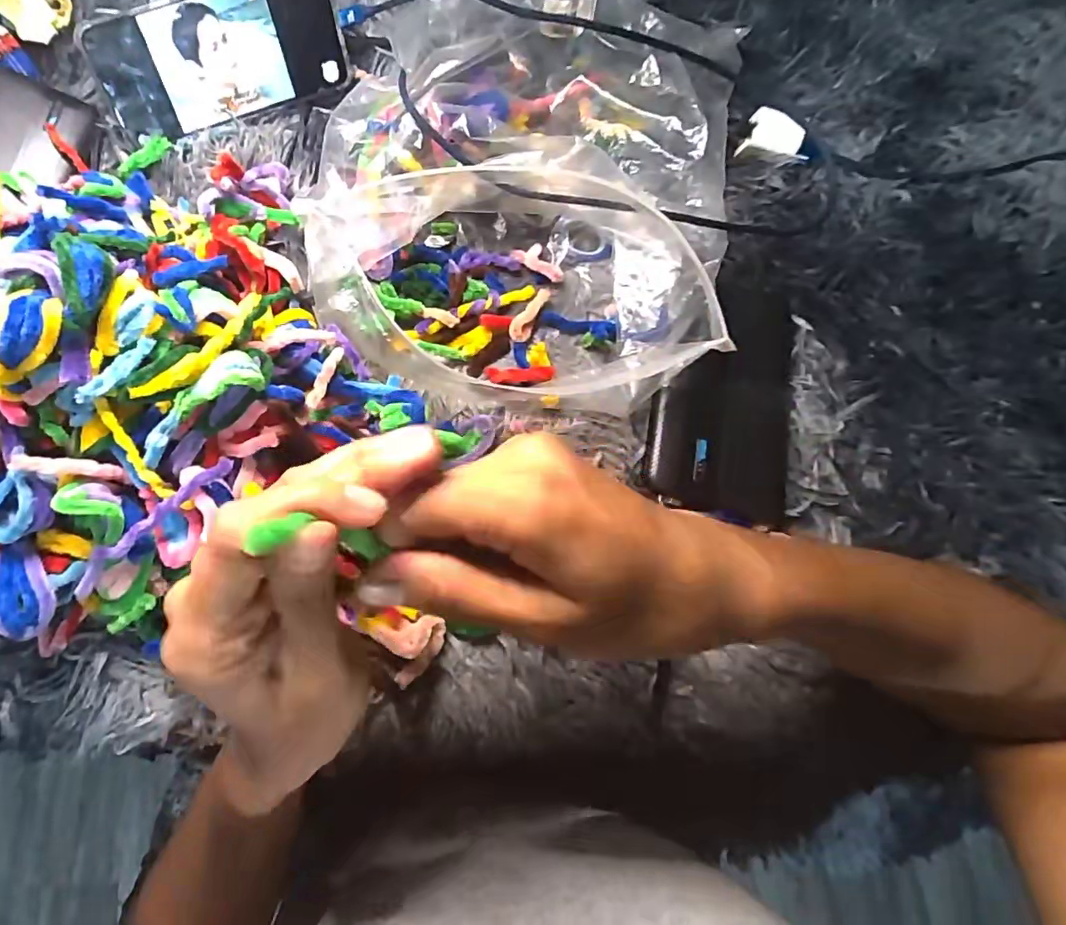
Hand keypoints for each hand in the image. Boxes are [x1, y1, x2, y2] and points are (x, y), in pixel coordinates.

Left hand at [160, 426, 442, 813]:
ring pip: (286, 494)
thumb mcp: (319, 677)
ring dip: (351, 470)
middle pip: (265, 503)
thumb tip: (318, 524)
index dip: (301, 507)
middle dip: (341, 476)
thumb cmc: (304, 728)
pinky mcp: (254, 549)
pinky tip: (388, 466)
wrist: (283, 743)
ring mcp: (225, 560)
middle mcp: (200, 580)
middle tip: (416, 452)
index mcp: (203, 627)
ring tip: (414, 449)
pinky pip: (299, 506)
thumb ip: (308, 599)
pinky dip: (347, 486)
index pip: (237, 538)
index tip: (373, 506)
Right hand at [374, 432, 771, 659]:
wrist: (697, 570)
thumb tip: (369, 578)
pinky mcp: (528, 448)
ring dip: (438, 528)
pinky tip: (491, 548)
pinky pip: (469, 479)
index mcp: (523, 497)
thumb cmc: (629, 611)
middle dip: (414, 536)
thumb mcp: (540, 621)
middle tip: (435, 587)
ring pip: (442, 484)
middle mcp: (516, 452)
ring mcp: (524, 443)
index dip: (388, 542)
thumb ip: (452, 592)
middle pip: (425, 488)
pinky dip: (463, 515)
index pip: (414, 504)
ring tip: (473, 572)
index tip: (388, 584)